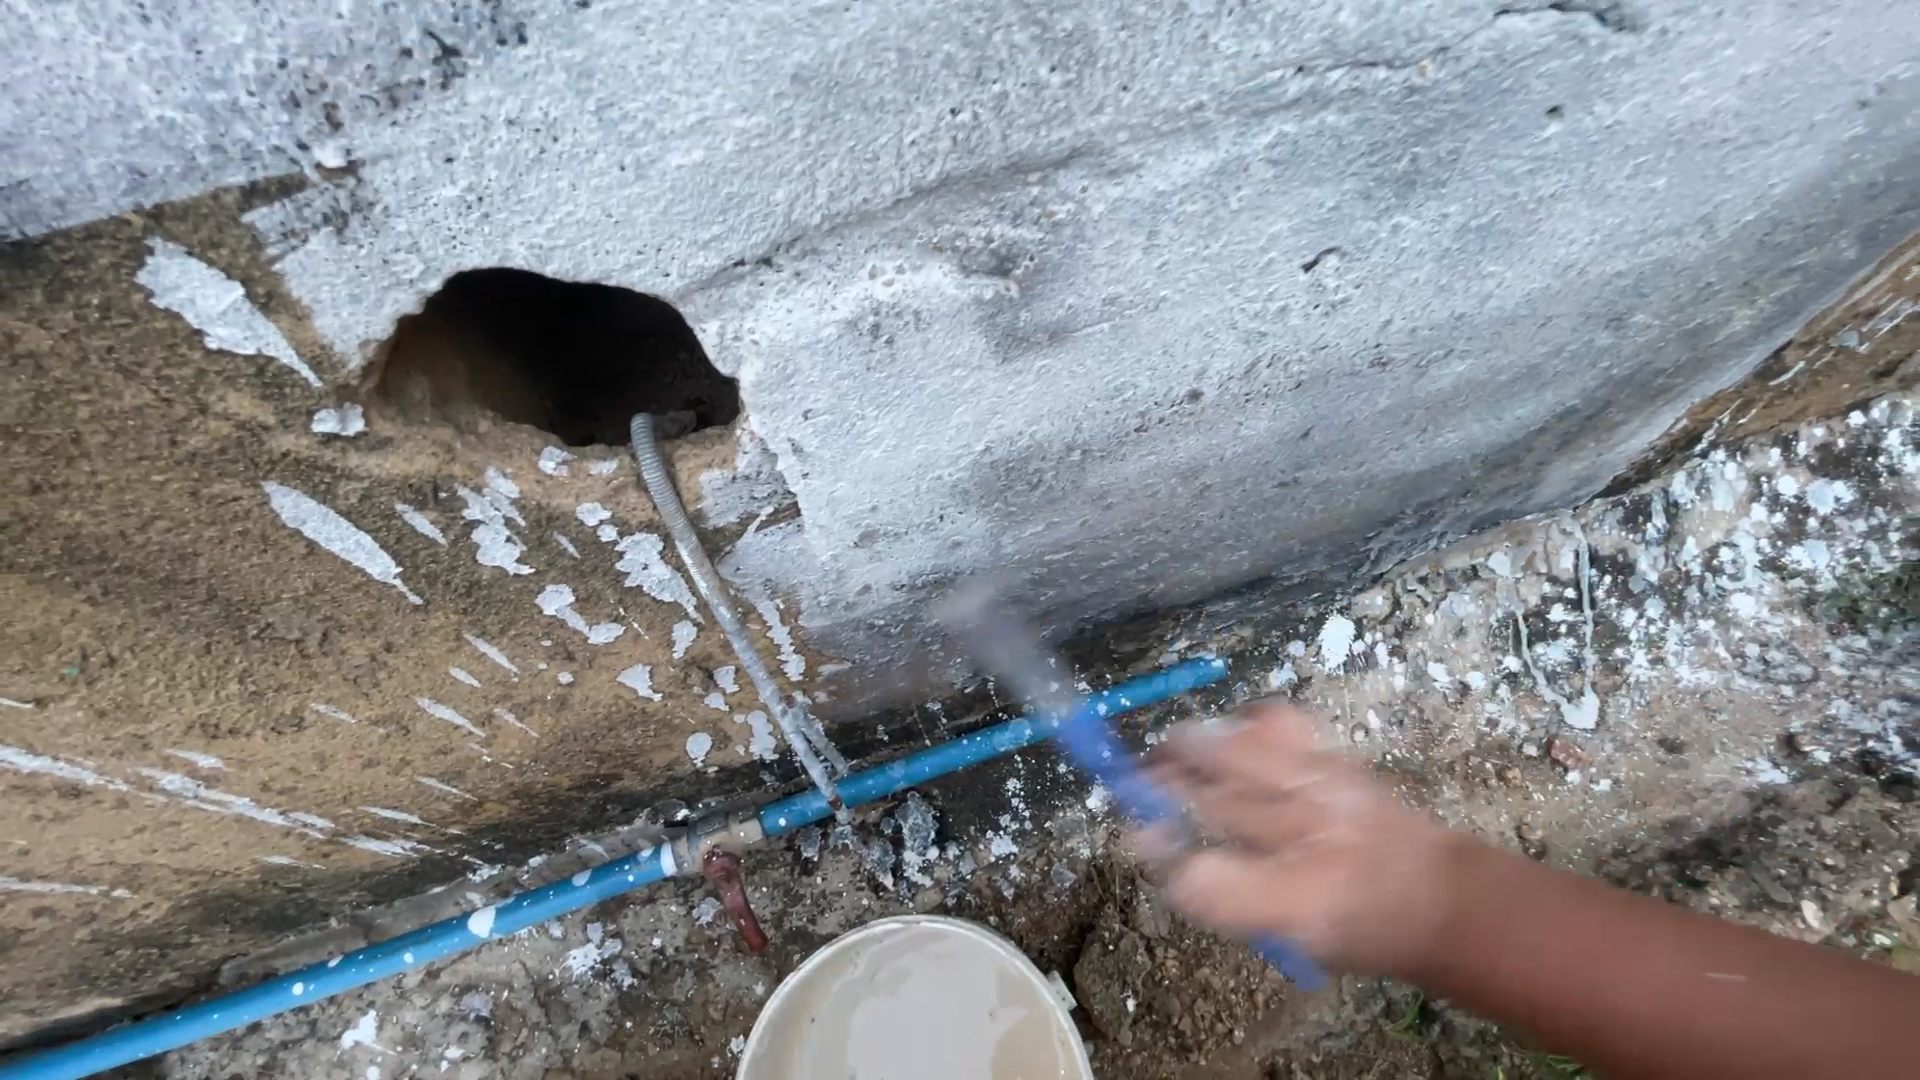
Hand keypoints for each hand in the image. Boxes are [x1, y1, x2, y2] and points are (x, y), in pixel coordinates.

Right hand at [1137, 702, 1463, 975]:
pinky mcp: (1335, 755)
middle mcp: (1313, 841)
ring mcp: (1325, 787)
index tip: (1143, 840)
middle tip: (1136, 785)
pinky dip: (1242, 721)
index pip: (1207, 877)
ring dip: (1186, 747)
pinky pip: (1274, 719)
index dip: (1163, 852)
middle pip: (1212, 800)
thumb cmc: (1355, 927)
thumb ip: (1223, 897)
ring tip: (1168, 751)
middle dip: (1159, 787)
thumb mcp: (1291, 937)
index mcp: (1300, 905)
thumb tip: (1163, 855)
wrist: (1440, 897)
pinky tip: (1230, 734)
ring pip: (1234, 749)